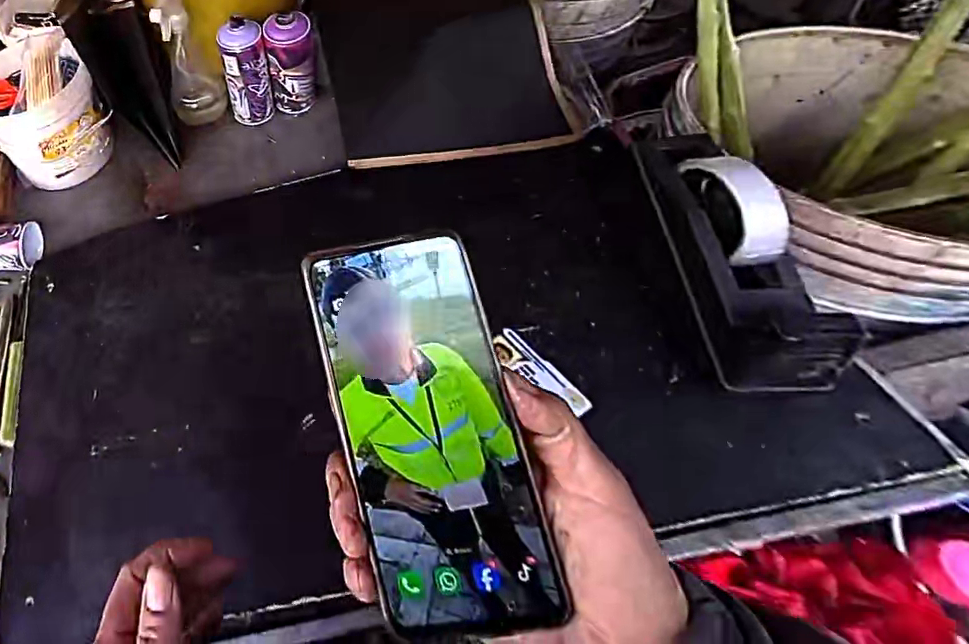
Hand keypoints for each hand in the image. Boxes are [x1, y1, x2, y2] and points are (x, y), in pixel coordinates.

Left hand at [92, 538, 237, 642]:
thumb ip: (155, 624)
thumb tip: (161, 573)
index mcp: (111, 637)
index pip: (137, 575)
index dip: (173, 553)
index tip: (204, 546)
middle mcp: (126, 639)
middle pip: (159, 587)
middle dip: (194, 566)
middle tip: (225, 558)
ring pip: (172, 607)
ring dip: (201, 586)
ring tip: (225, 573)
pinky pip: (181, 627)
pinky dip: (200, 613)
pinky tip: (214, 606)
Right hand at [324, 372, 686, 643]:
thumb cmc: (621, 565)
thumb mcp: (594, 479)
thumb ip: (554, 424)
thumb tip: (509, 377)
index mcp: (488, 462)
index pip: (425, 425)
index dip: (385, 411)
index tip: (361, 402)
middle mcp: (460, 498)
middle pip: (387, 470)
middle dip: (353, 465)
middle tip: (347, 472)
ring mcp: (450, 545)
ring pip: (380, 518)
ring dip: (350, 512)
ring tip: (352, 520)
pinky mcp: (445, 591)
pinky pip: (392, 575)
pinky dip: (365, 568)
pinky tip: (363, 564)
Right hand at [382, 476, 444, 512]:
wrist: (384, 489)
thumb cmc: (392, 479)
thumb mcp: (400, 474)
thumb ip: (409, 474)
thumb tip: (418, 470)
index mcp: (410, 487)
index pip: (422, 490)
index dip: (430, 492)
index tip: (437, 492)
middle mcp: (411, 496)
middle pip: (424, 501)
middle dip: (432, 504)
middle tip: (440, 505)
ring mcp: (409, 502)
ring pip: (421, 507)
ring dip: (429, 509)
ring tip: (437, 510)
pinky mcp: (407, 505)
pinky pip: (417, 509)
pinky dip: (423, 511)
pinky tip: (427, 512)